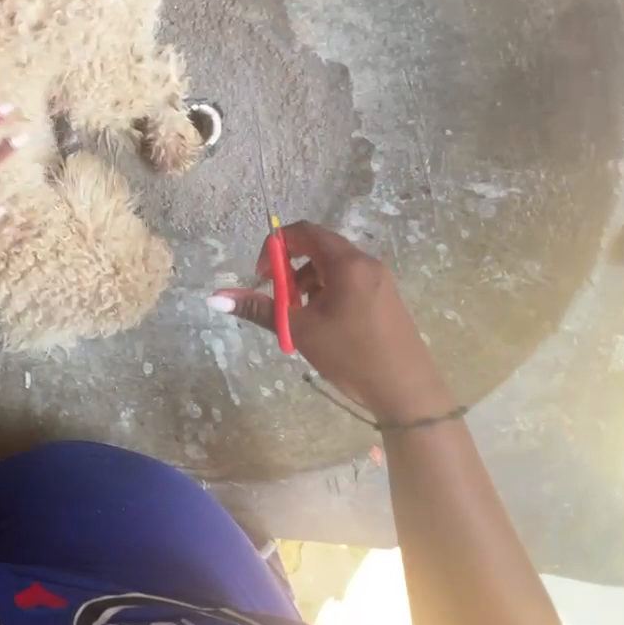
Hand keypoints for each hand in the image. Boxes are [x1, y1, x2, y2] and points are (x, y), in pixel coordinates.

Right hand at [210, 221, 453, 421]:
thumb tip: (215, 297)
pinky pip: (348, 279)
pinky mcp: (385, 297)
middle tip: (277, 294)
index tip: (262, 275)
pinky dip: (326, 289)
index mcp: (346, 264)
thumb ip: (258, 308)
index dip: (276, 246)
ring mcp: (379, 280)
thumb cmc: (350, 355)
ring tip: (298, 313)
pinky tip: (322, 321)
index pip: (305, 231)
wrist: (408, 393)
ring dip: (306, 280)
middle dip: (289, 265)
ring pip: (332, 265)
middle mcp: (366, 263)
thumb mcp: (299, 329)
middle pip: (318, 246)